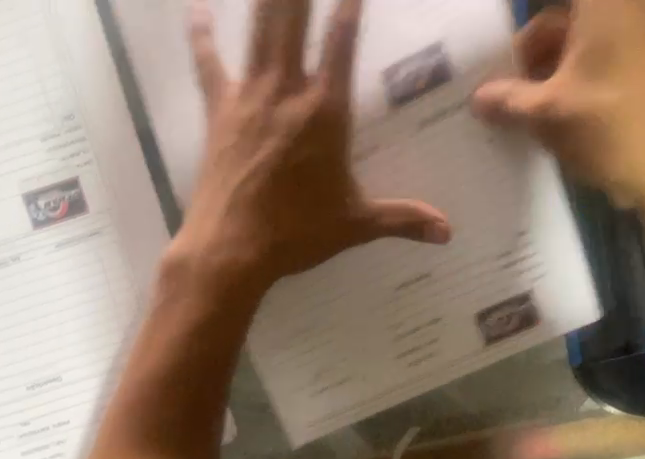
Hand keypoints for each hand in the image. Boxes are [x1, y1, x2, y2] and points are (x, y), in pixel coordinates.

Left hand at [170, 0, 450, 298]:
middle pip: (295, 13)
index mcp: (326, 112)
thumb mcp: (356, 225)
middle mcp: (288, 90)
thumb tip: (447, 232)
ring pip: (259, 24)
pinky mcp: (217, 109)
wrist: (232, 248)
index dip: (349, 1)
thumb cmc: (296, 235)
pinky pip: (206, 60)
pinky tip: (197, 7)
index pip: (343, 37)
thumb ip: (402, 220)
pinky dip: (201, 32)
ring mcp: (249, 95)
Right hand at [470, 0, 644, 205]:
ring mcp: (636, 28)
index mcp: (601, 1)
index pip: (549, 6)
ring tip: (516, 104)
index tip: (500, 56)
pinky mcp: (641, 57)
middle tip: (498, 84)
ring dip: (545, 65)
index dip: (529, 36)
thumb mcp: (548, 113)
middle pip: (560, 16)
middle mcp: (622, 4)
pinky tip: (545, 108)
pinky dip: (568, 74)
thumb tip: (478, 98)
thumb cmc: (608, 127)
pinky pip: (593, 52)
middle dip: (529, 47)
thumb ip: (509, 99)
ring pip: (575, 35)